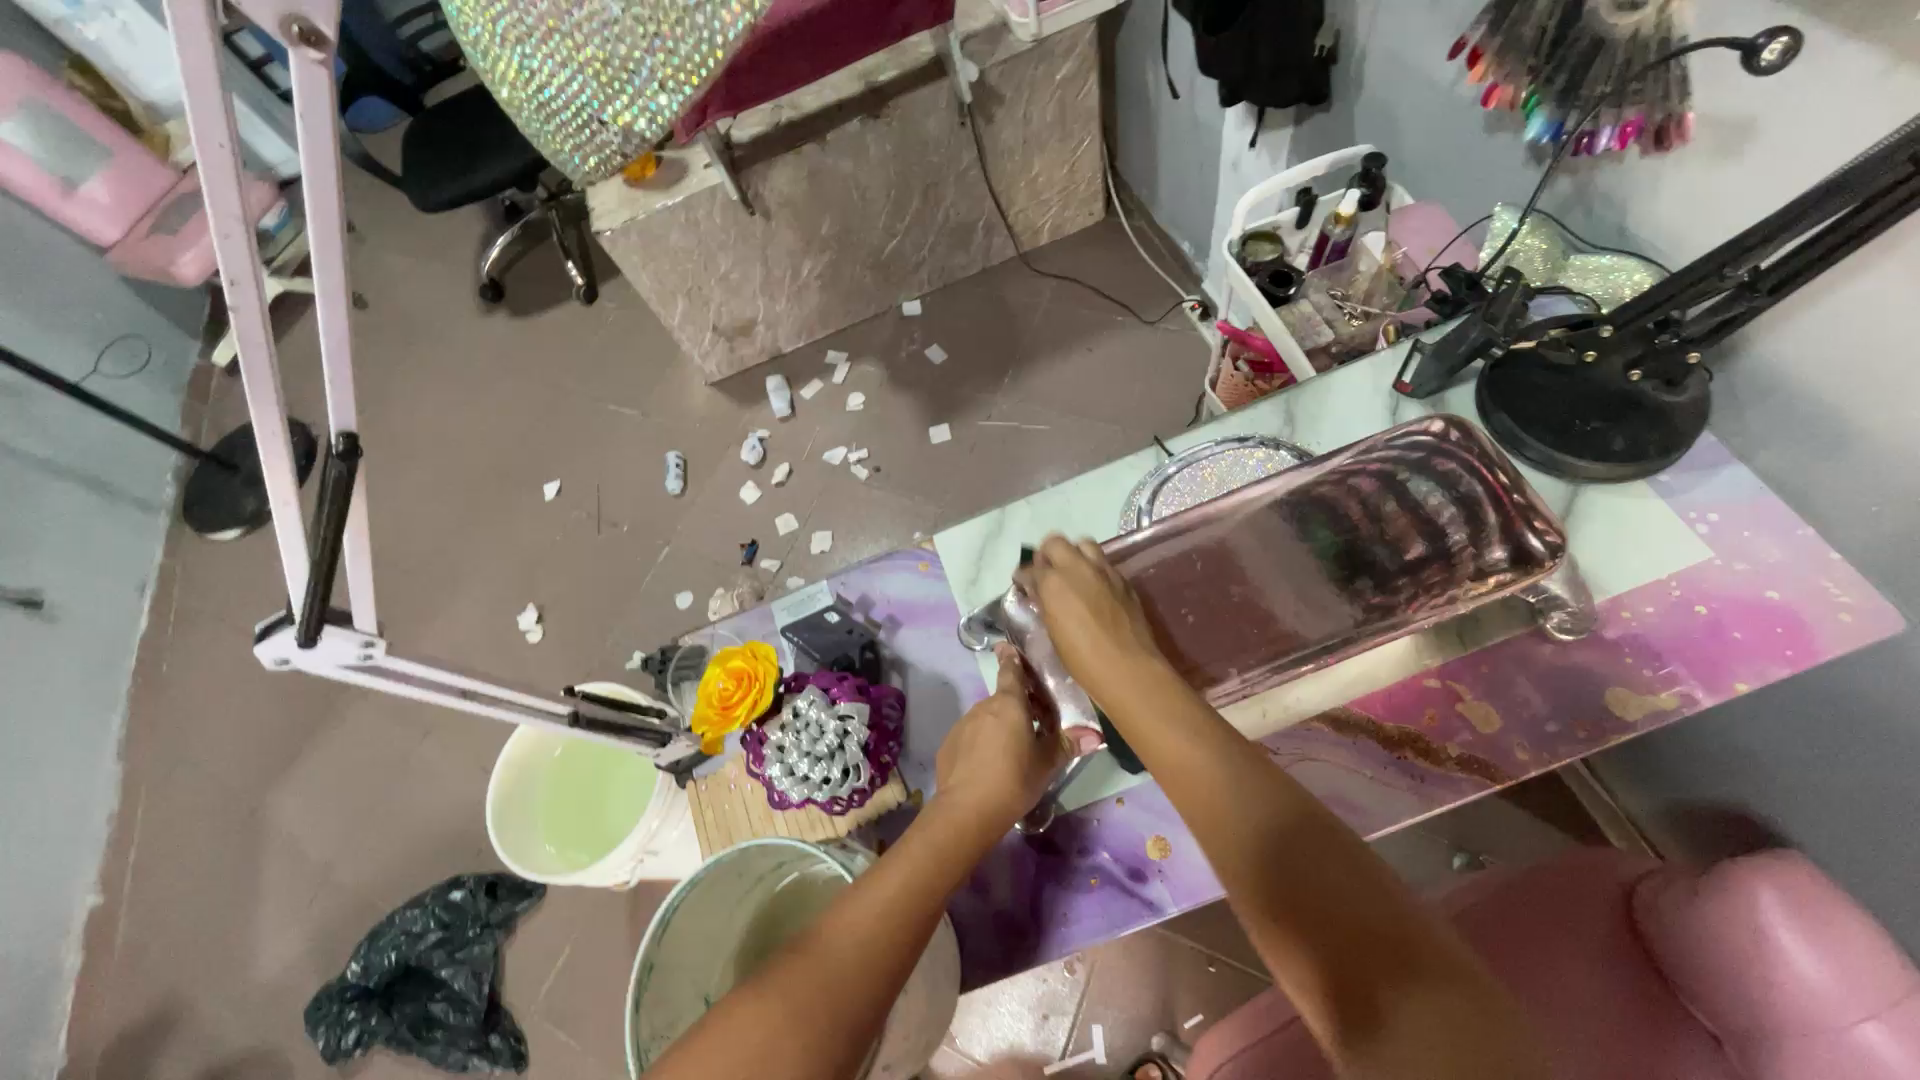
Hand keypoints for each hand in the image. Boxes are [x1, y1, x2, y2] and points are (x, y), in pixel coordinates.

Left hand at [934, 644, 1072, 830]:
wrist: (967, 809)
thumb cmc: (1014, 779)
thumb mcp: (1047, 763)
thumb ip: (1068, 745)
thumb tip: (1097, 736)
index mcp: (1009, 704)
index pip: (1011, 671)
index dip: (1012, 659)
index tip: (1008, 648)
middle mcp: (983, 707)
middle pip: (1002, 699)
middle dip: (1017, 708)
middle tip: (1033, 727)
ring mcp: (963, 724)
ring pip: (986, 720)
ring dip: (999, 728)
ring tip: (1012, 753)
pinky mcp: (949, 744)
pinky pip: (970, 738)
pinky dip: (980, 745)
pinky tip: (989, 767)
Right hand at [1017, 535, 1172, 708]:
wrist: (1127, 667)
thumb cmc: (1082, 658)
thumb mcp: (1053, 632)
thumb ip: (1045, 604)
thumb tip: (1041, 593)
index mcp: (1053, 582)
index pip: (1031, 569)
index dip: (1024, 576)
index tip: (1023, 583)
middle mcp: (1078, 568)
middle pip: (1056, 542)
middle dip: (1046, 554)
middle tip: (1046, 572)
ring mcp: (1104, 571)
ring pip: (1084, 544)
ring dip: (1073, 554)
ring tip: (1072, 572)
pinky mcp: (1123, 580)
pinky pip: (1104, 563)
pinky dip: (1094, 569)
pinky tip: (1094, 587)